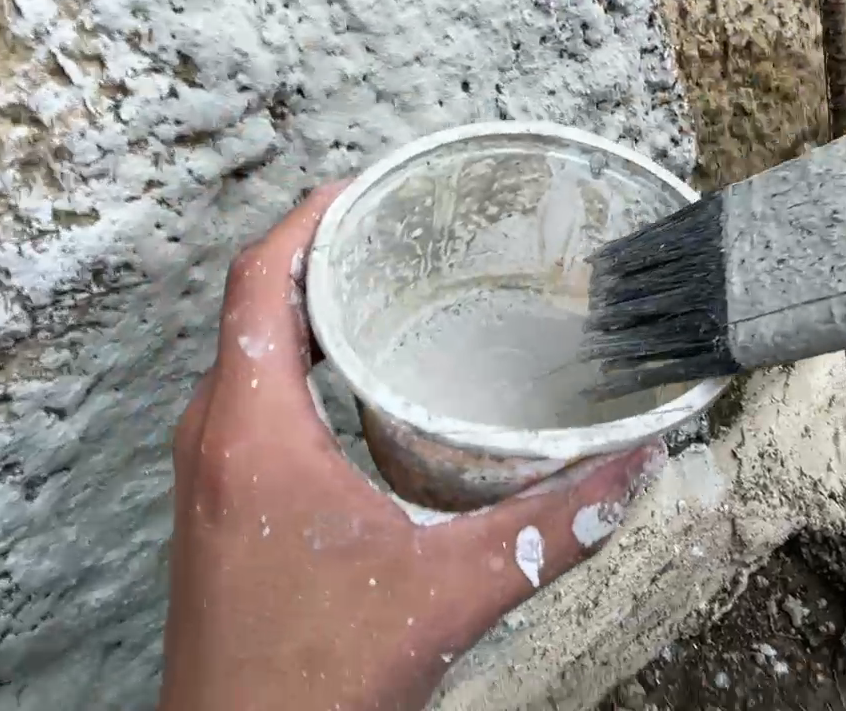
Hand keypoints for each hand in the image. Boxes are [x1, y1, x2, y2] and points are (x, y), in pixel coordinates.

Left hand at [161, 184, 661, 710]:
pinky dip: (296, 349)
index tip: (366, 185)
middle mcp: (217, 432)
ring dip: (307, 298)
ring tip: (383, 274)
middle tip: (397, 223)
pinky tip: (356, 365)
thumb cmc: (313, 684)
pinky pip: (250, 385)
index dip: (309, 218)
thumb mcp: (450, 593)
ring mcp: (211, 464)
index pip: (259, 283)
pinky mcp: (220, 492)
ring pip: (249, 344)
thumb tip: (635, 468)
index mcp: (254, 431)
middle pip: (256, 302)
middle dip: (320, 248)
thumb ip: (551, 528)